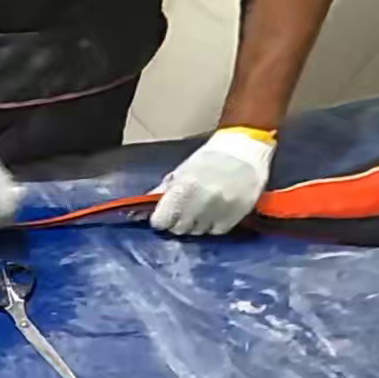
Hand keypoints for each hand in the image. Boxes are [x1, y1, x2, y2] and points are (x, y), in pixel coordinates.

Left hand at [150, 128, 274, 235]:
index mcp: (181, 192)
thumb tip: (132, 216)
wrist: (246, 146)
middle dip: (179, 222)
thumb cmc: (206, 161)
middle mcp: (199, 203)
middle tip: (187, 210)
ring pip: (197, 232)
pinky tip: (217, 212)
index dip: (161, 220)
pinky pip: (217, 230)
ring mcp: (220, 208)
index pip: (160, 223)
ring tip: (204, 209)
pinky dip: (215, 225)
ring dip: (197, 224)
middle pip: (178, 229)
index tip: (167, 213)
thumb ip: (157, 196)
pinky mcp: (238, 211)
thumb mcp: (177, 176)